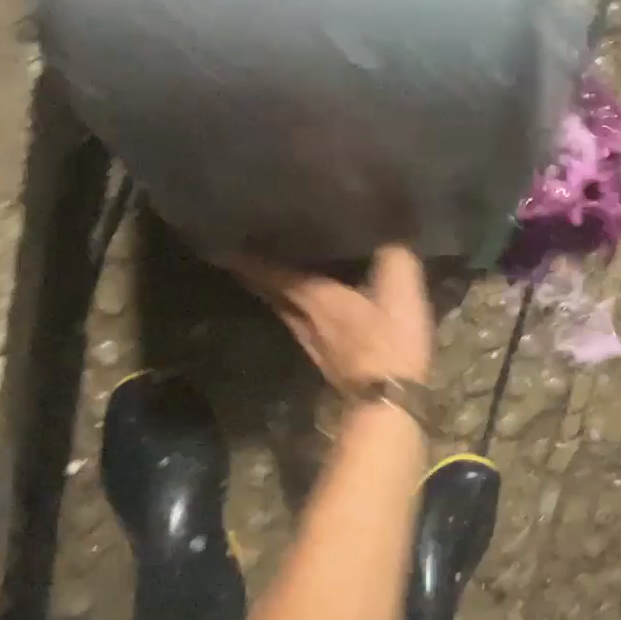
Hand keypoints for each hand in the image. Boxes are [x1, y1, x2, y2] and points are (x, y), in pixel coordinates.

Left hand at [216, 244, 433, 392]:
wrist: (388, 400)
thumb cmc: (389, 341)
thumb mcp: (400, 289)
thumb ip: (392, 254)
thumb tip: (389, 220)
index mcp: (312, 296)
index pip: (268, 271)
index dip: (245, 257)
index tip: (220, 243)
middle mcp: (302, 317)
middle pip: (269, 291)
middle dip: (255, 272)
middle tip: (243, 252)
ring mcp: (311, 343)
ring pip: (284, 310)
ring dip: (275, 293)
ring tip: (275, 275)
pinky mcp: (326, 360)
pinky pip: (303, 326)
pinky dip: (298, 311)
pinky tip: (309, 309)